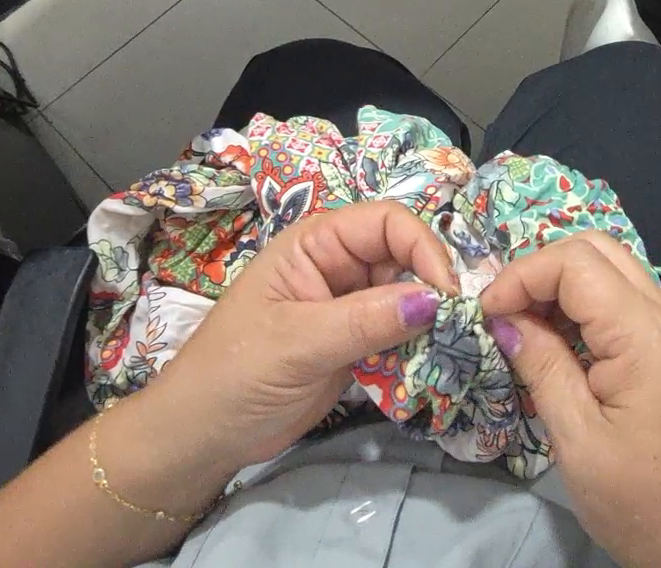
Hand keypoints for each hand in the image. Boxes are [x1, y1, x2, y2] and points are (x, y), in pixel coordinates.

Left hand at [133, 199, 458, 472]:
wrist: (200, 439)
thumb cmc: (234, 374)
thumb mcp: (297, 343)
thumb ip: (365, 320)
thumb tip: (436, 300)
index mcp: (316, 243)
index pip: (385, 222)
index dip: (422, 246)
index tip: (447, 293)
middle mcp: (338, 265)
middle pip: (404, 255)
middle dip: (432, 285)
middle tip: (459, 326)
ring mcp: (349, 304)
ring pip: (409, 295)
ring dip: (430, 319)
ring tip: (452, 347)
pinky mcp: (357, 341)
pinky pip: (401, 332)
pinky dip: (419, 345)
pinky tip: (431, 363)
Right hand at [480, 232, 660, 567]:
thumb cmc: (640, 501)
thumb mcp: (577, 439)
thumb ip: (541, 365)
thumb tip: (503, 318)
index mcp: (645, 334)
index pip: (575, 263)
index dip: (523, 275)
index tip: (487, 311)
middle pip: (595, 248)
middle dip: (541, 268)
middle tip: (506, 310)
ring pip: (609, 264)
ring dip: (560, 281)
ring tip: (524, 322)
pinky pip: (620, 294)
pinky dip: (581, 300)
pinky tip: (557, 336)